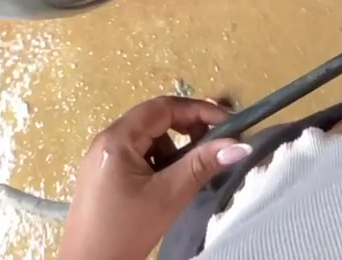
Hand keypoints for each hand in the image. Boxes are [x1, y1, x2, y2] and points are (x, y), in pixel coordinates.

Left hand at [57, 97, 250, 259]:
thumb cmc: (124, 233)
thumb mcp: (167, 197)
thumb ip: (202, 165)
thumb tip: (240, 145)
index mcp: (117, 138)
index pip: (164, 107)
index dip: (198, 111)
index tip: (228, 123)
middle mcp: (107, 139)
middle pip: (155, 120)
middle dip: (187, 130)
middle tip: (212, 146)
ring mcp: (101, 158)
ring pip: (148, 139)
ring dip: (172, 150)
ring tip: (184, 177)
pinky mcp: (101, 176)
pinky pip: (137, 155)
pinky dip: (157, 164)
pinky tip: (164, 188)